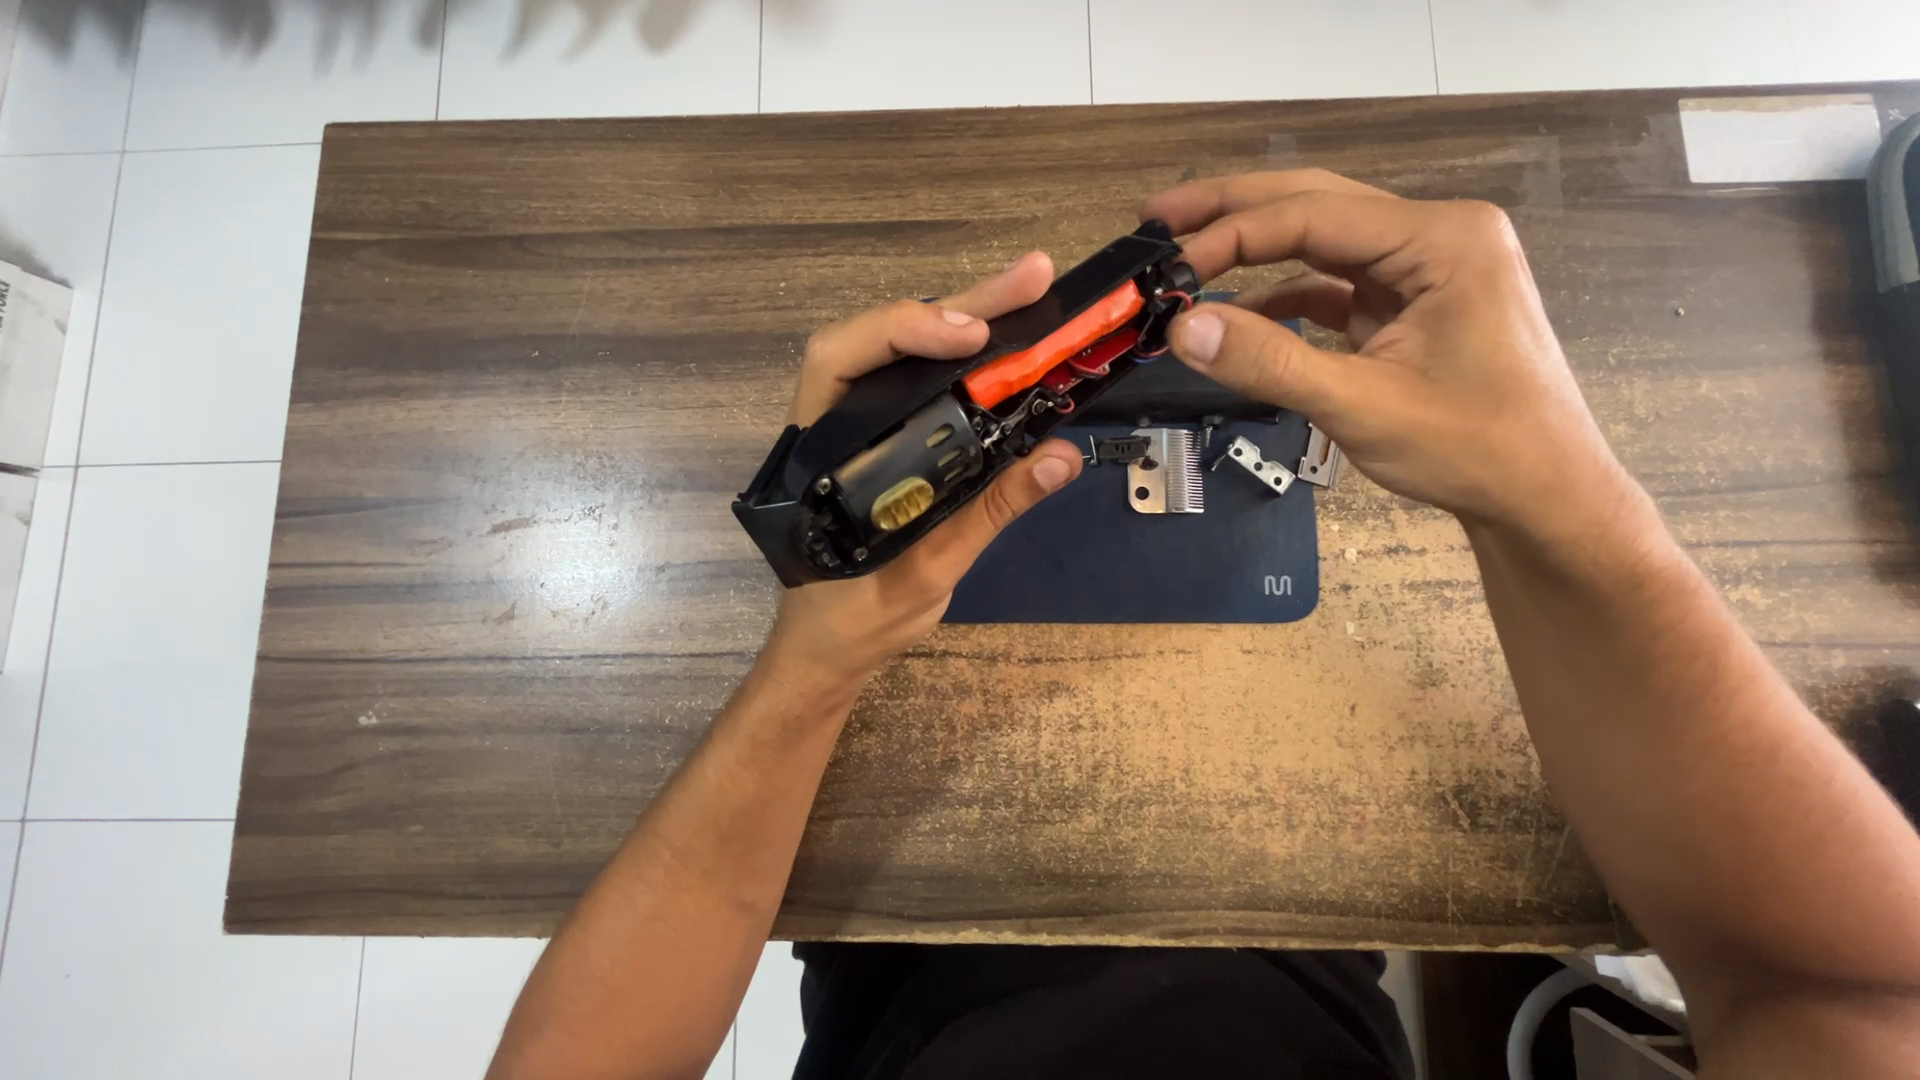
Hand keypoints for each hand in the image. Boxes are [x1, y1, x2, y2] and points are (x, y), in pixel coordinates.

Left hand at [762, 253, 1085, 689]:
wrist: (828, 649)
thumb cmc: (856, 617)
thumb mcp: (927, 568)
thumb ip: (990, 510)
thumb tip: (1061, 455)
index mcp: (819, 451)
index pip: (843, 358)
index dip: (905, 330)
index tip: (973, 334)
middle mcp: (834, 424)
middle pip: (887, 340)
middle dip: (962, 303)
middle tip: (1035, 273)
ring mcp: (861, 430)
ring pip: (908, 356)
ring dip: (968, 320)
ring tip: (1031, 295)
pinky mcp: (888, 443)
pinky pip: (923, 388)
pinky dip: (967, 364)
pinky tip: (1006, 348)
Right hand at [1143, 170, 1637, 539]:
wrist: (1539, 493)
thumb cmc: (1471, 447)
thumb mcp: (1361, 404)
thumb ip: (1269, 361)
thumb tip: (1182, 327)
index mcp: (1440, 239)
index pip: (1311, 214)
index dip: (1229, 236)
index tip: (1165, 266)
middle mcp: (1433, 236)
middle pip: (1313, 205)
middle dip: (1231, 211)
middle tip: (1156, 217)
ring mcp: (1421, 270)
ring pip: (1318, 241)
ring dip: (1251, 251)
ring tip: (1185, 257)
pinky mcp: (1406, 304)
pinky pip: (1330, 285)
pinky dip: (1280, 298)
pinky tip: (1236, 313)